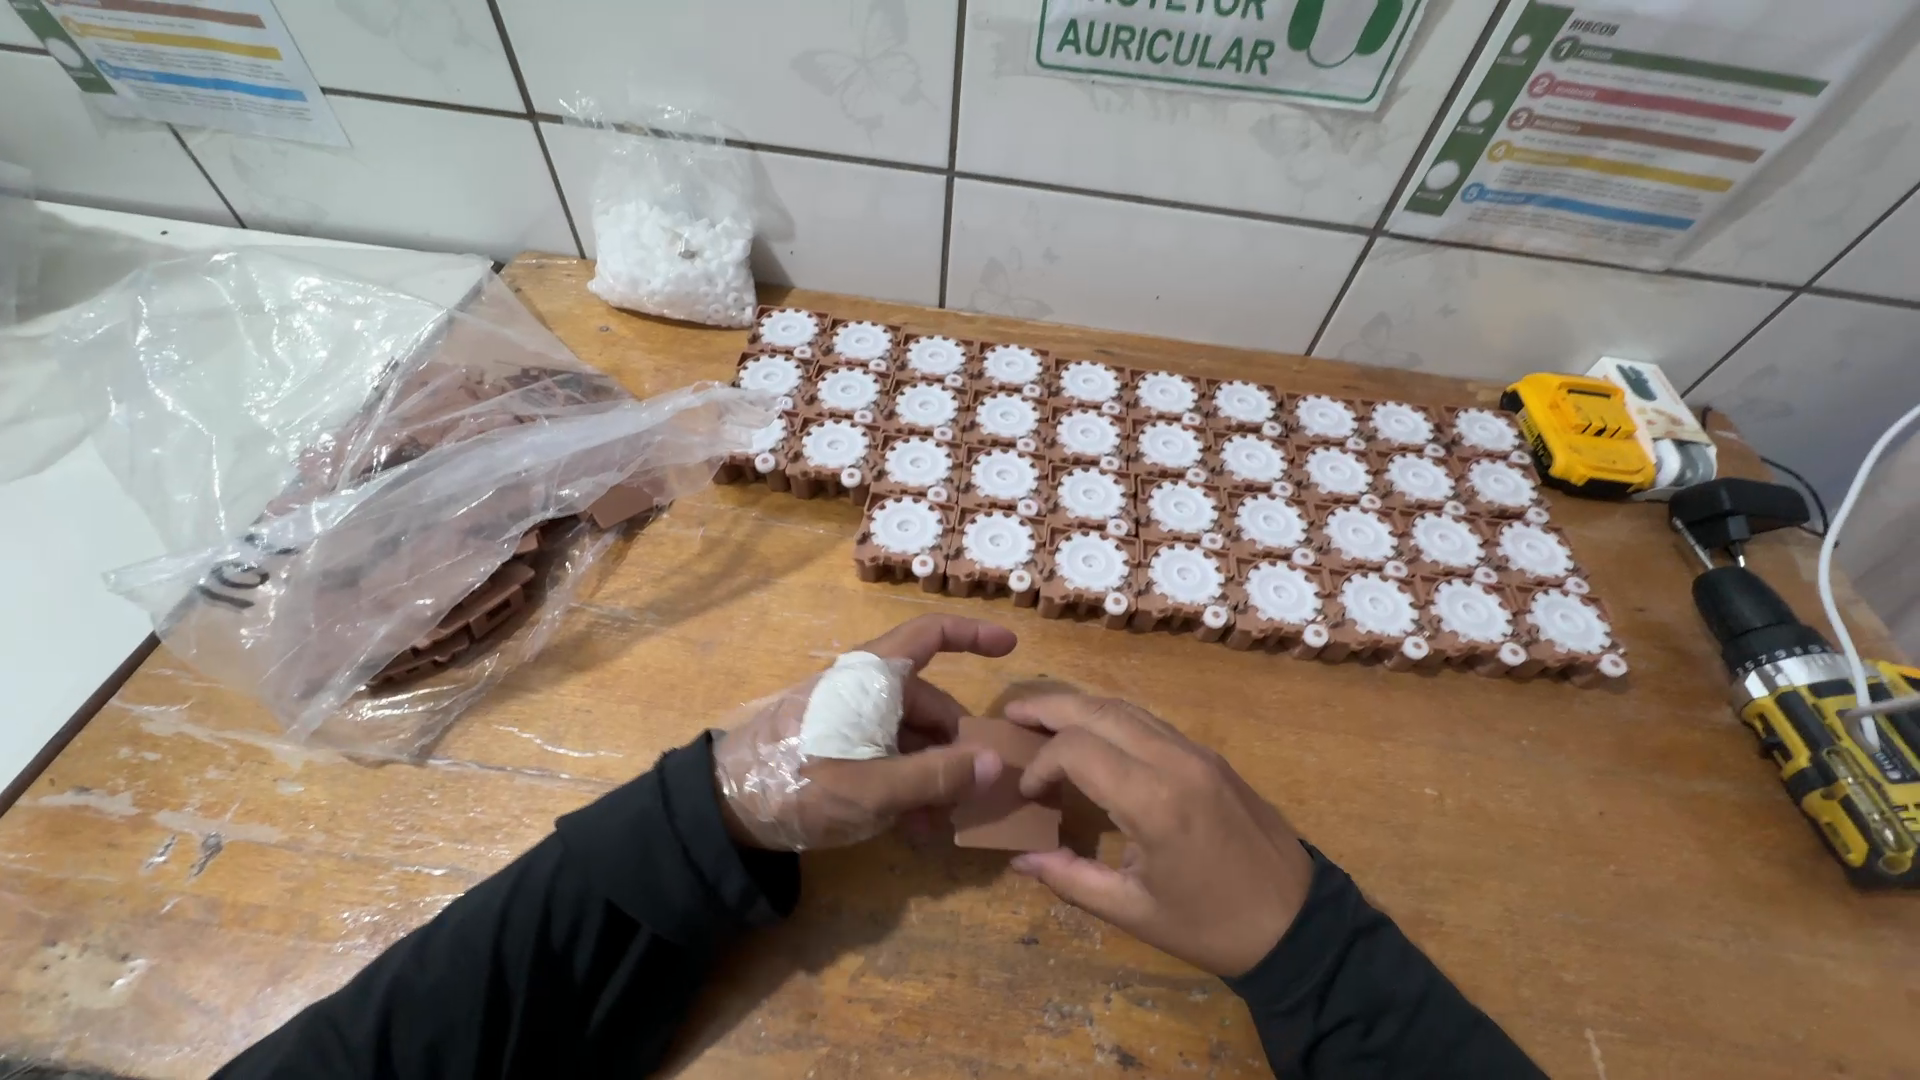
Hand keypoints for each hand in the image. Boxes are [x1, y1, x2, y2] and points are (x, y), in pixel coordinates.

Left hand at [714, 614, 1015, 850]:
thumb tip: (996, 764)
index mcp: (874, 676)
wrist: (724, 808)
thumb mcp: (875, 788)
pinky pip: (889, 754)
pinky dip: (907, 782)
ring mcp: (853, 717)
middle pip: (931, 702)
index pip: (930, 635)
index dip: (972, 635)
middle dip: (958, 747)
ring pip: (913, 736)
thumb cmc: (801, 782)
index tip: (1009, 647)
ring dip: (934, 774)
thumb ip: (937, 776)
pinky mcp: (841, 744)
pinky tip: (914, 825)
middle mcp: (868, 688)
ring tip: (942, 823)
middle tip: (976, 792)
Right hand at [1006, 695, 1313, 977]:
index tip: (1027, 791)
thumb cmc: (1211, 926)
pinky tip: (1092, 732)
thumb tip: (1020, 858)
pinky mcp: (1208, 755)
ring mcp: (1195, 752)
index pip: (1077, 750)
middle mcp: (1173, 760)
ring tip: (1042, 715)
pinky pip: (1149, 721)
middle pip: (1098, 710)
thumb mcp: (1133, 912)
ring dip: (1079, 705)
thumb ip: (1070, 878)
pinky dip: (1110, 717)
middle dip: (1049, 707)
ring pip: (1125, 707)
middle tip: (1011, 714)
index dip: (1041, 763)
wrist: (1298, 924)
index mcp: (1154, 801)